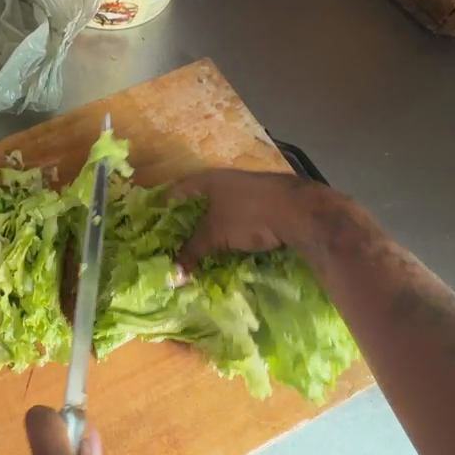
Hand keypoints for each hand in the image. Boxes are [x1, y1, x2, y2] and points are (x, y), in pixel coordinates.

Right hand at [172, 169, 353, 268]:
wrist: (300, 210)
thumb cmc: (248, 215)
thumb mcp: (215, 235)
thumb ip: (192, 251)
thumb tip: (172, 275)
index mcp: (207, 179)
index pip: (177, 189)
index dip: (164, 204)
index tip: (155, 221)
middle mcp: (225, 178)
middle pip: (199, 197)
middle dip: (188, 217)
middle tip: (176, 237)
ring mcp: (247, 188)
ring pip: (221, 206)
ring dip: (212, 223)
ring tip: (202, 243)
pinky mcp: (266, 201)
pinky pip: (239, 213)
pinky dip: (231, 226)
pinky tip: (230, 241)